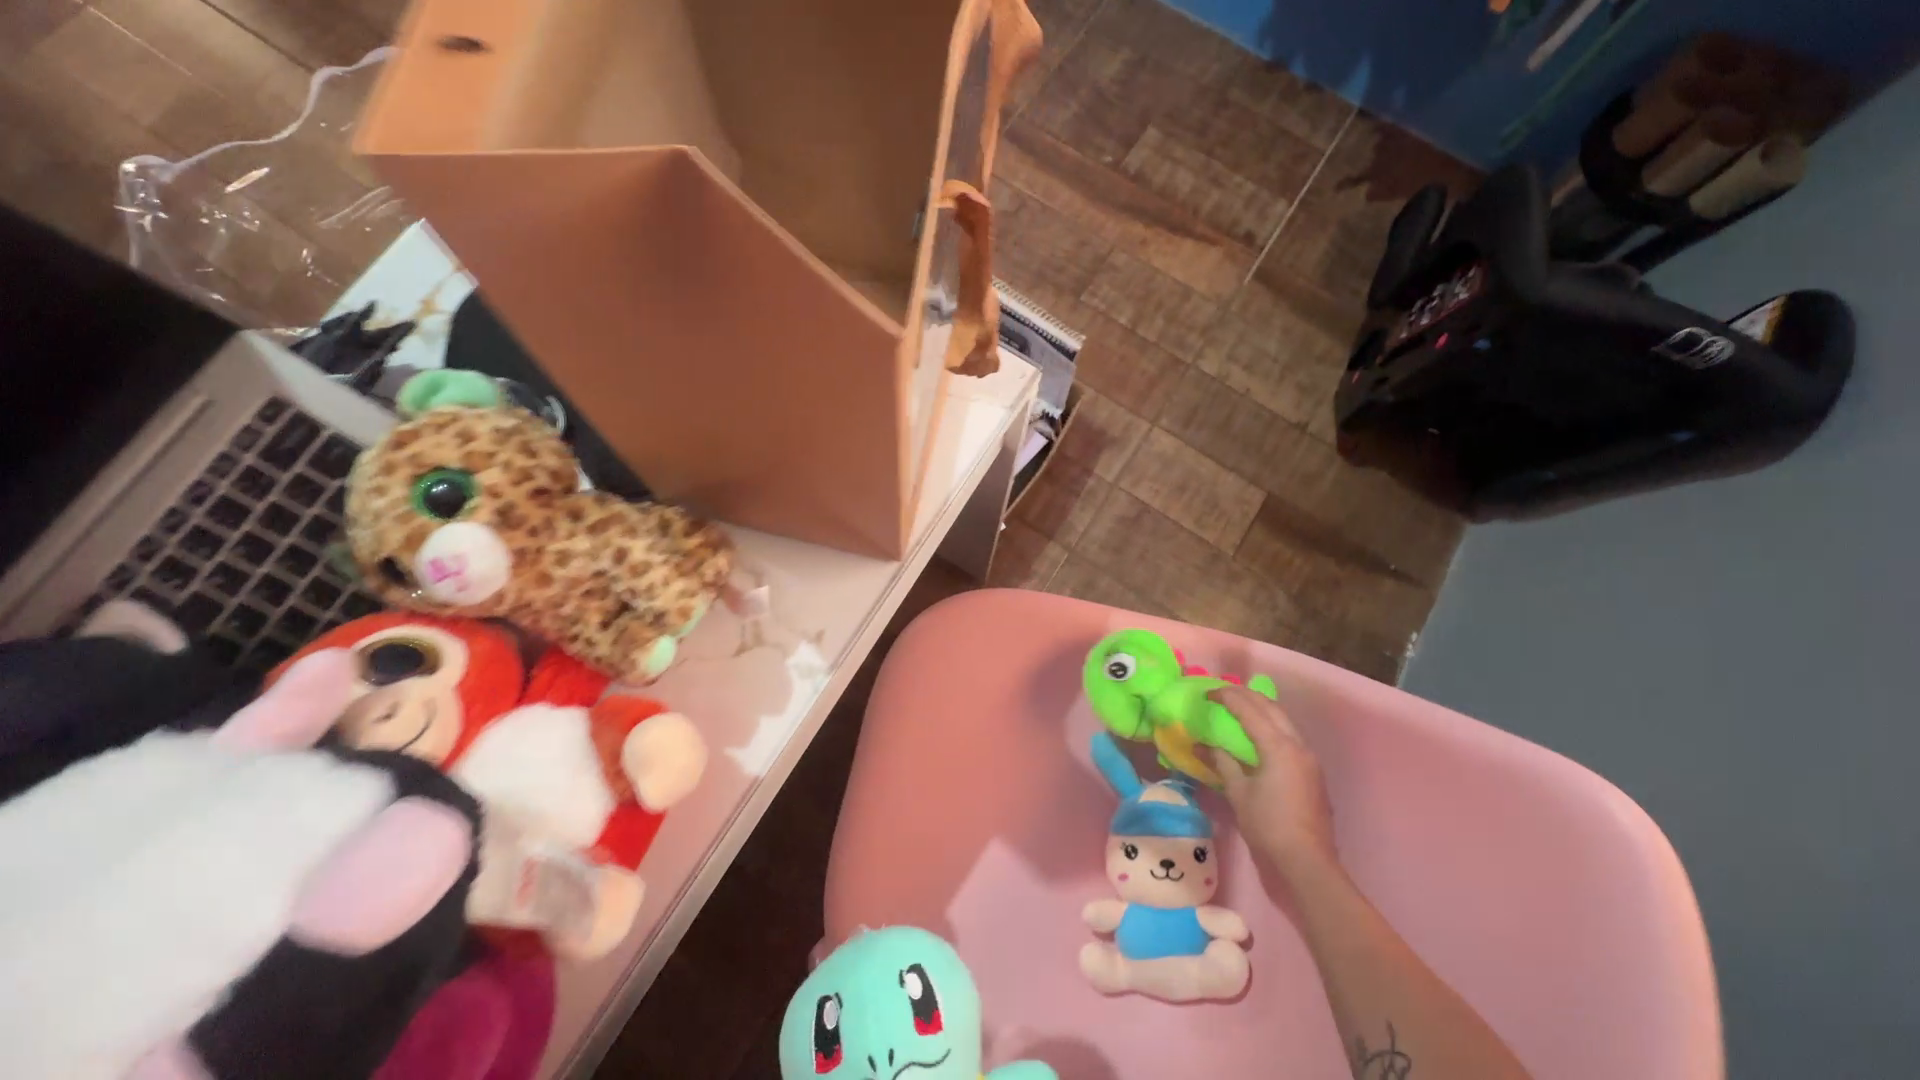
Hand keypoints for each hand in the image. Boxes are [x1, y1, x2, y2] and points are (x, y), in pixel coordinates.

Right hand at [1207, 686, 1337, 881]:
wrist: (1306, 862)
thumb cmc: (1268, 826)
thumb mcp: (1239, 793)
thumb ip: (1222, 762)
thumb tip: (1201, 744)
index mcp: (1279, 747)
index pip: (1250, 710)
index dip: (1228, 697)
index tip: (1208, 693)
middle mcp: (1298, 746)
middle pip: (1272, 709)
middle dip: (1247, 697)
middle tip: (1223, 694)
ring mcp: (1309, 760)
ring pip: (1284, 722)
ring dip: (1262, 710)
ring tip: (1239, 709)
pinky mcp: (1312, 774)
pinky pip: (1289, 739)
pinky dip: (1271, 729)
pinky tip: (1258, 738)